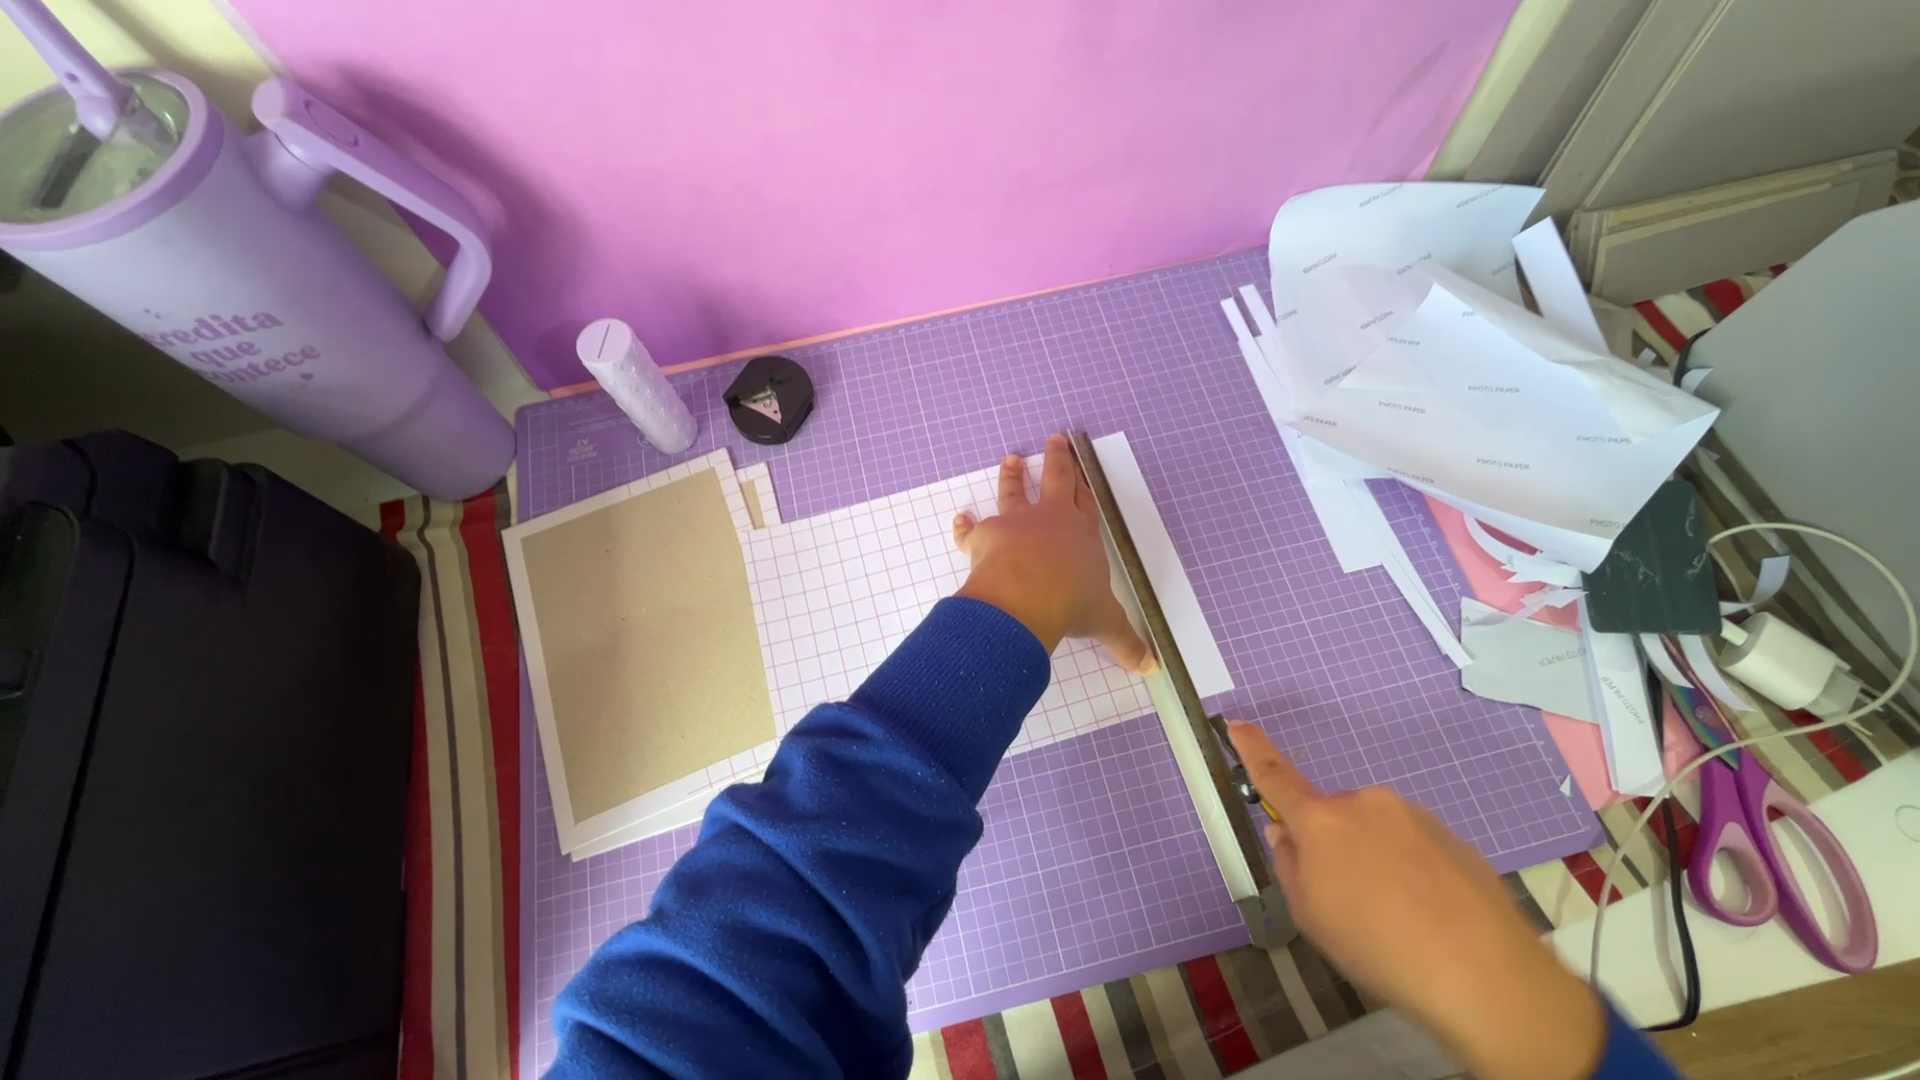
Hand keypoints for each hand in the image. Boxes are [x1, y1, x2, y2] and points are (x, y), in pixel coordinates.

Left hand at [953, 434, 1155, 673]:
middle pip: (1057, 482)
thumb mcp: (1106, 623)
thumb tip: (1150, 667)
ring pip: (1015, 492)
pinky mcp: (985, 537)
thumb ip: (1126, 643)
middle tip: (1055, 438)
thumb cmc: (1072, 603)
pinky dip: (964, 525)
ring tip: (1011, 458)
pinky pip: (972, 529)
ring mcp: (1016, 524)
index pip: (1086, 504)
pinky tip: (959, 519)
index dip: (1085, 485)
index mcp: (1082, 535)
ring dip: (1013, 475)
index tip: (1083, 465)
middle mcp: (1051, 521)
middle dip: (1058, 460)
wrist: (1028, 597)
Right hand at [1228, 721, 1605, 1079]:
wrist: (1484, 973)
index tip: (1236, 722)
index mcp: (1321, 821)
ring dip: (1376, 859)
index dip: (1252, 749)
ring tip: (1398, 916)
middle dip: (1333, 846)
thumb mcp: (1310, 917)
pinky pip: (1415, 847)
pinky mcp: (1455, 838)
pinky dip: (1413, 872)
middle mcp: (1366, 803)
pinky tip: (1431, 916)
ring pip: (1377, 831)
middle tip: (1347, 899)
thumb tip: (1286, 835)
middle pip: (1333, 817)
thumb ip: (1290, 867)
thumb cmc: (1376, 945)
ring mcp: (1415, 816)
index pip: (1275, 776)